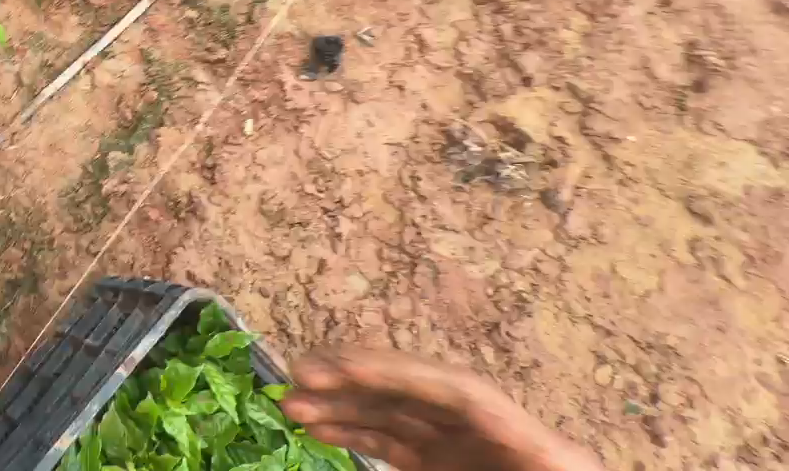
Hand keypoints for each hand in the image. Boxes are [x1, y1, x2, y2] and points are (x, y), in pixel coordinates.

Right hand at [281, 349, 605, 470]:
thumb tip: (401, 445)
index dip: (397, 373)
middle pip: (418, 392)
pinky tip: (318, 429)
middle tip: (297, 375)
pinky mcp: (445, 467)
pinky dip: (355, 432)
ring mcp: (467, 450)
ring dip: (340, 407)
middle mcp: (496, 436)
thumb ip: (444, 461)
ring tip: (291, 406)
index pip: (460, 391)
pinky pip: (395, 441)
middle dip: (353, 381)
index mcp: (539, 449)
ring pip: (396, 415)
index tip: (339, 368)